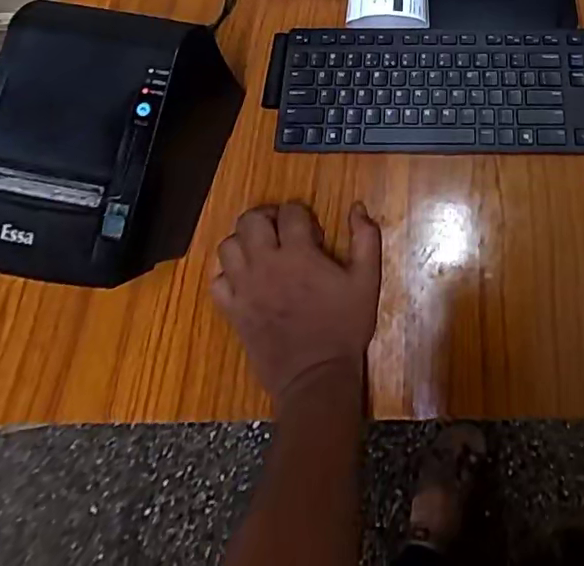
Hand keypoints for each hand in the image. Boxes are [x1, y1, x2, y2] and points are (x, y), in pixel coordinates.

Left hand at [212, 201, 382, 407]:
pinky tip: (245, 278)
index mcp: (298, 253)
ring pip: (227, 246)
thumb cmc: (344, 327)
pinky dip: (227, 273)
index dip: (301, 213)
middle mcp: (266, 264)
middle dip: (267, 216)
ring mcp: (244, 288)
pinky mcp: (233, 311)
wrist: (316, 376)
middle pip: (250, 220)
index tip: (312, 230)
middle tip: (282, 229)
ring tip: (262, 250)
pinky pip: (216, 281)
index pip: (290, 211)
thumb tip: (357, 208)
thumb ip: (365, 239)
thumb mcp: (366, 280)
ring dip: (244, 241)